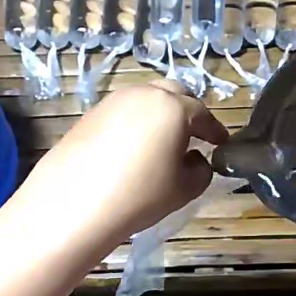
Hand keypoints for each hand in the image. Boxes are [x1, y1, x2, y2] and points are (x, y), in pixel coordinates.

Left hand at [15, 81, 228, 252]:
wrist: (74, 201)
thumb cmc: (139, 194)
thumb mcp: (184, 189)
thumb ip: (202, 170)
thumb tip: (196, 158)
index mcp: (173, 107)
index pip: (203, 114)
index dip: (215, 130)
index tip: (221, 143)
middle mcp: (144, 94)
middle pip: (174, 94)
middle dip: (188, 112)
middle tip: (194, 135)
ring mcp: (113, 101)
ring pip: (146, 99)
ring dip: (160, 114)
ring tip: (163, 141)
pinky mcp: (90, 113)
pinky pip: (123, 112)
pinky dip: (135, 122)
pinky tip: (132, 148)